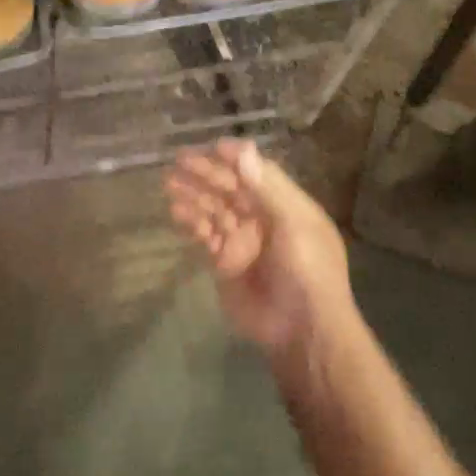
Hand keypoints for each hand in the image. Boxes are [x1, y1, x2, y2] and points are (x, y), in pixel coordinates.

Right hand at [164, 139, 352, 354]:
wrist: (301, 329)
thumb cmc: (307, 273)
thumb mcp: (294, 225)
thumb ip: (267, 188)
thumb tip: (242, 148)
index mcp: (286, 207)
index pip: (258, 173)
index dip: (235, 158)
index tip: (210, 146)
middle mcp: (264, 220)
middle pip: (231, 189)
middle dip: (206, 174)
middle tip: (177, 161)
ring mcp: (243, 242)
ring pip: (214, 210)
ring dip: (193, 195)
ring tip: (169, 183)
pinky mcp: (225, 263)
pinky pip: (204, 235)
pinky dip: (190, 222)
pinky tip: (175, 211)